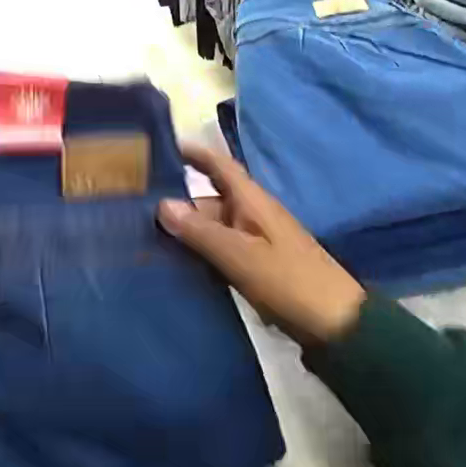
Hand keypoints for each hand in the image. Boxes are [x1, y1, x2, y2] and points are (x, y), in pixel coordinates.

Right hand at [160, 144, 365, 346]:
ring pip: (212, 226)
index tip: (161, 146)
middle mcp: (252, 213)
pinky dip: (198, 251)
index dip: (195, 153)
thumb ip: (202, 231)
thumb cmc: (288, 280)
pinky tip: (172, 264)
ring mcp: (254, 240)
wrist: (333, 320)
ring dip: (185, 230)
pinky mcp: (255, 265)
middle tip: (132, 207)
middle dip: (177, 200)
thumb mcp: (240, 256)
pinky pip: (220, 249)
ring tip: (140, 237)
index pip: (220, 166)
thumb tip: (162, 204)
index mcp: (253, 201)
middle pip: (210, 198)